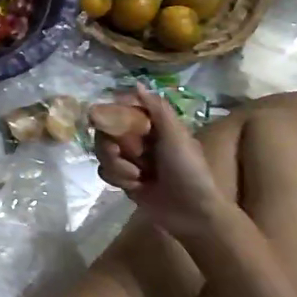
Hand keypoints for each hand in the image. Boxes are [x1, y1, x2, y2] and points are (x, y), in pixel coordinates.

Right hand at [91, 90, 225, 237]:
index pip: (125, 110)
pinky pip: (106, 172)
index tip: (103, 116)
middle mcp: (141, 140)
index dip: (113, 112)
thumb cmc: (189, 170)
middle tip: (117, 151)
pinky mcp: (126, 181)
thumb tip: (137, 83)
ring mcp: (132, 161)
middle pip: (108, 131)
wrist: (193, 213)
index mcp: (155, 126)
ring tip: (135, 175)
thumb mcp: (176, 135)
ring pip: (104, 152)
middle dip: (109, 142)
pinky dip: (117, 177)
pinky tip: (134, 186)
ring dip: (115, 163)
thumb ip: (157, 108)